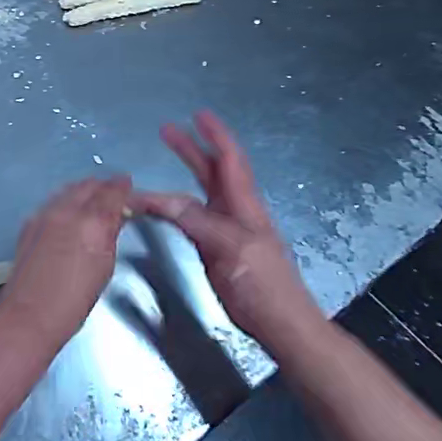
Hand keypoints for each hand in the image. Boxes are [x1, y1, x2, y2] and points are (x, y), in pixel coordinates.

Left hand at [0, 175, 130, 345]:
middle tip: (114, 189)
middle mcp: (66, 210)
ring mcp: (44, 214)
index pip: (111, 192)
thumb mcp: (104, 267)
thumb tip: (115, 217)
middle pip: (88, 186)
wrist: (30, 312)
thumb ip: (109, 235)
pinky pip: (53, 201)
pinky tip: (70, 210)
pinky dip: (67, 199)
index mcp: (91, 221)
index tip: (128, 183)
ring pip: (68, 190)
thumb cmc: (75, 299)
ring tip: (94, 196)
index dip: (122, 187)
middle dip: (103, 185)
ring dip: (83, 190)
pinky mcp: (30, 222)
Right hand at [130, 110, 324, 351]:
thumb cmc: (264, 285)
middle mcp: (235, 212)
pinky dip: (173, 205)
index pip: (230, 161)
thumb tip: (159, 198)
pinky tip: (161, 205)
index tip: (199, 115)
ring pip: (199, 193)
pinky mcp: (215, 249)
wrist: (282, 325)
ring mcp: (225, 230)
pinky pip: (190, 218)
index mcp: (244, 205)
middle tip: (167, 129)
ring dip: (182, 173)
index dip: (216, 136)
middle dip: (191, 149)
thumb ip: (196, 221)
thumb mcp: (230, 248)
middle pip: (212, 172)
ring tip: (159, 164)